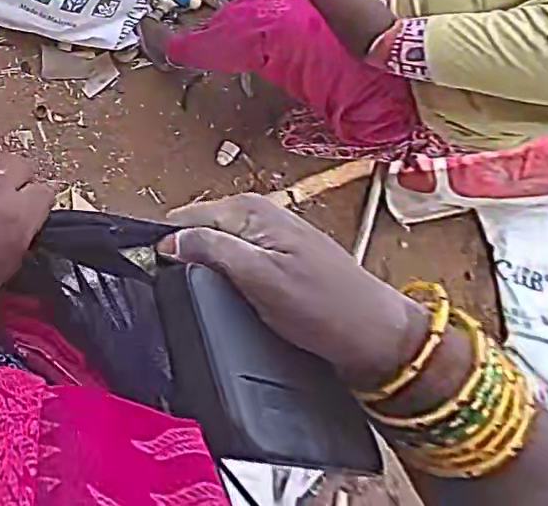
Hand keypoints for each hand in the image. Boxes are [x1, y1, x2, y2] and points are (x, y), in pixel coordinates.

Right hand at [160, 194, 426, 388]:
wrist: (383, 339)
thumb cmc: (329, 309)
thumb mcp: (261, 279)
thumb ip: (212, 249)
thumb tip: (169, 240)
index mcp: (248, 208)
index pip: (184, 217)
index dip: (171, 245)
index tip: (164, 273)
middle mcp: (257, 210)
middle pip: (198, 227)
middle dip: (192, 254)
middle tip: (202, 289)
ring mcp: (269, 229)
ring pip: (216, 241)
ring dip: (211, 265)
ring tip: (224, 293)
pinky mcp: (278, 249)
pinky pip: (236, 253)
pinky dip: (230, 271)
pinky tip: (241, 293)